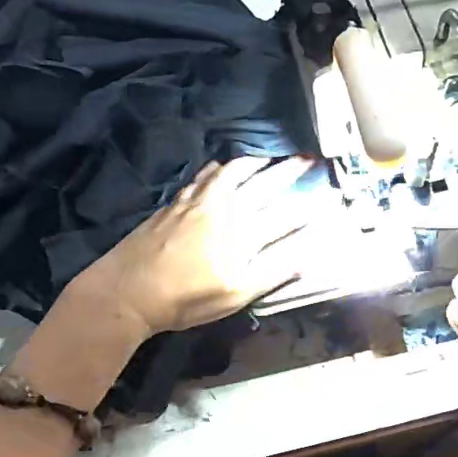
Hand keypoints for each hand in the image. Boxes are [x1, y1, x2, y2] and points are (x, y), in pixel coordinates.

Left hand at [71, 156, 322, 336]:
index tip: (330, 192)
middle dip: (288, 169)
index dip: (309, 204)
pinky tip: (219, 167)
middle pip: (261, 183)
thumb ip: (273, 271)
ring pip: (231, 171)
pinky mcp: (175, 204)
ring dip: (254, 162)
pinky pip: (203, 176)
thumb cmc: (186, 298)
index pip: (285, 214)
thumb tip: (309, 255)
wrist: (127, 289)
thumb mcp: (236, 293)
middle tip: (306, 158)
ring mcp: (196, 203)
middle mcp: (223, 209)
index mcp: (242, 233)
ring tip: (267, 158)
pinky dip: (219, 168)